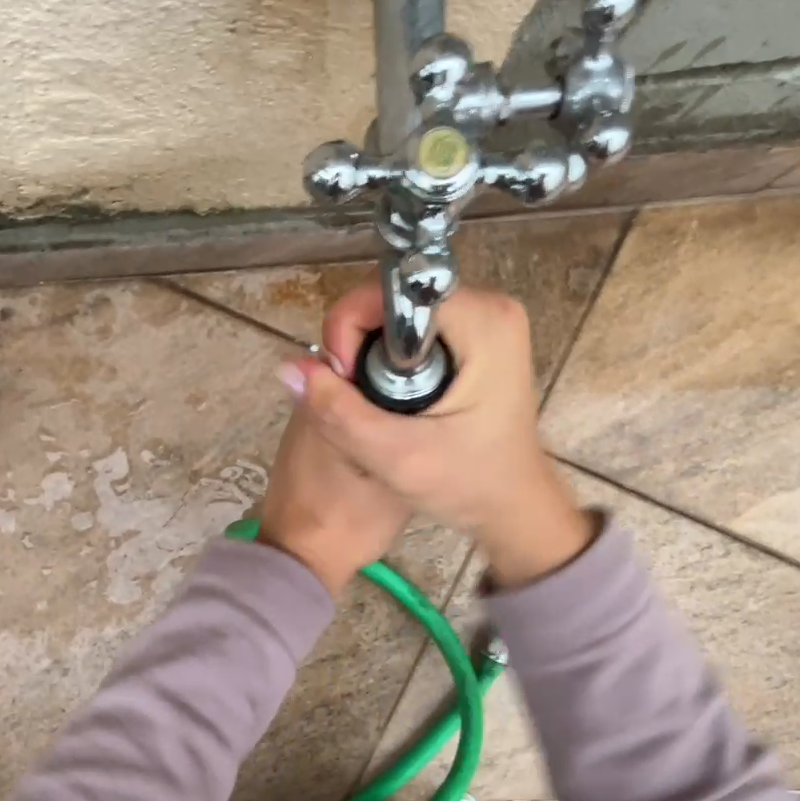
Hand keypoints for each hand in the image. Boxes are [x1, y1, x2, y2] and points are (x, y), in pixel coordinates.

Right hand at [281, 283, 595, 587]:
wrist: (512, 508)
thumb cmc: (468, 484)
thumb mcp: (396, 456)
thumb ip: (339, 411)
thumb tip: (287, 366)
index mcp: (484, 322)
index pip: (390, 291)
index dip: (351, 328)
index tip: (346, 380)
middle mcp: (490, 307)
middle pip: (392, 300)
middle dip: (358, 346)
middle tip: (354, 399)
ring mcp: (486, 321)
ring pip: (397, 317)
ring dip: (369, 358)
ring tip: (370, 406)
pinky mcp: (477, 339)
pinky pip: (411, 332)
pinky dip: (388, 363)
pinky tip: (390, 402)